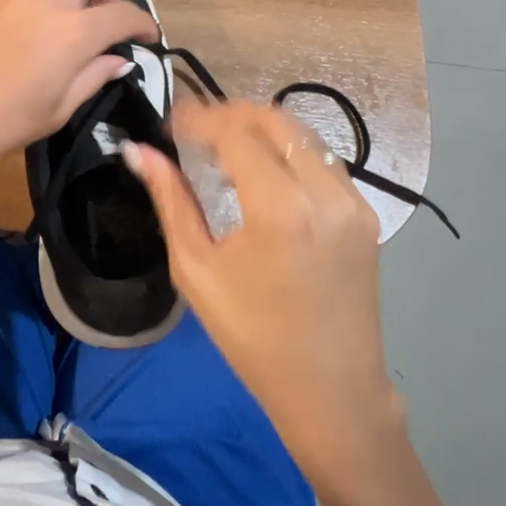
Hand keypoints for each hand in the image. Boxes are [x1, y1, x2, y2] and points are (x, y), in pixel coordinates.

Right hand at [121, 102, 400, 450]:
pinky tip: (262, 173)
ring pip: (303, 135)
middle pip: (275, 120)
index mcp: (280, 209)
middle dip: (230, 113)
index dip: (198, 118)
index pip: (236, 132)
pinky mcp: (366, 215)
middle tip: (193, 129)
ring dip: (260, 129)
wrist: (332, 391)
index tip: (168, 123)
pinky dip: (288, 152)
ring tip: (222, 147)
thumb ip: (170, 200)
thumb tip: (138, 151)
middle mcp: (326, 194)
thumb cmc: (253, 337)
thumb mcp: (196, 269)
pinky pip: (323, 161)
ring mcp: (354, 203)